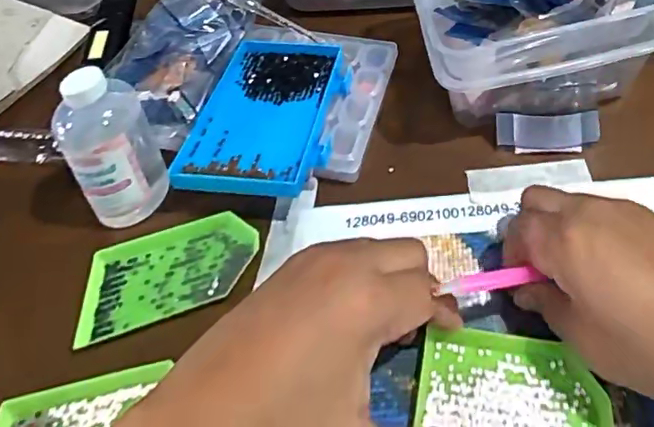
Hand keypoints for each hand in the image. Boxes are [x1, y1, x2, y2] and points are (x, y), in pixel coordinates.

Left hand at [121, 238, 459, 426]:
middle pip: (411, 251)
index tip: (451, 333)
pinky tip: (344, 315)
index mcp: (370, 298)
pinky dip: (361, 272)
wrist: (201, 416)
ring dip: (392, 274)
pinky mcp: (293, 262)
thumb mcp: (356, 422)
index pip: (428, 291)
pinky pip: (346, 250)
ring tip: (382, 323)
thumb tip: (417, 375)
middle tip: (417, 326)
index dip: (446, 314)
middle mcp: (348, 261)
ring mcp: (317, 256)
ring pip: (378, 245)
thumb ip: (397, 392)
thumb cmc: (287, 421)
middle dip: (423, 284)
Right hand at [504, 186, 653, 425]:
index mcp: (563, 238)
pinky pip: (600, 208)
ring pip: (568, 200)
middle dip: (529, 230)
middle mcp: (585, 210)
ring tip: (584, 273)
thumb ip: (546, 304)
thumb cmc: (649, 346)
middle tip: (546, 271)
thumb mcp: (585, 340)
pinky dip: (591, 226)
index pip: (514, 230)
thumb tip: (527, 286)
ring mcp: (618, 206)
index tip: (522, 286)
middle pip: (535, 199)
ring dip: (560, 226)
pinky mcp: (646, 212)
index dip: (510, 258)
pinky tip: (619, 268)